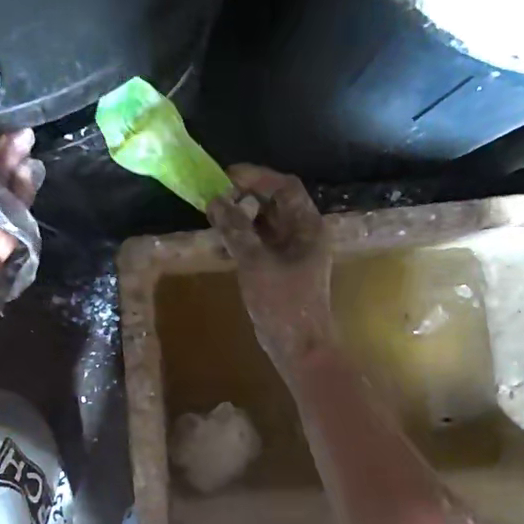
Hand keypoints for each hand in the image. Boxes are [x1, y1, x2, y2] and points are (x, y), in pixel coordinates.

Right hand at [207, 164, 335, 369]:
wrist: (299, 347)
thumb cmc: (283, 303)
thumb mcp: (255, 262)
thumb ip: (235, 229)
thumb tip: (215, 200)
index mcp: (308, 226)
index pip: (285, 187)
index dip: (257, 177)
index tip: (226, 176)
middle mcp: (304, 234)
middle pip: (276, 202)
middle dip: (246, 196)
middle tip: (216, 195)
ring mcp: (294, 252)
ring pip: (267, 222)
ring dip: (242, 216)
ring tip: (215, 214)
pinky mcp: (282, 268)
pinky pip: (262, 241)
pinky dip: (243, 235)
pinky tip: (223, 238)